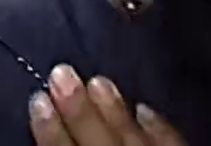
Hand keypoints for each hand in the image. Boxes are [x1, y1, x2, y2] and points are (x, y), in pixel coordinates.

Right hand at [29, 65, 184, 145]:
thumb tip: (46, 116)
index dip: (50, 131)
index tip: (36, 98)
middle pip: (99, 142)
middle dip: (80, 109)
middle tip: (61, 71)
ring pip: (134, 138)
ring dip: (115, 110)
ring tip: (98, 80)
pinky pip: (173, 144)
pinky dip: (158, 127)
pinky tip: (144, 108)